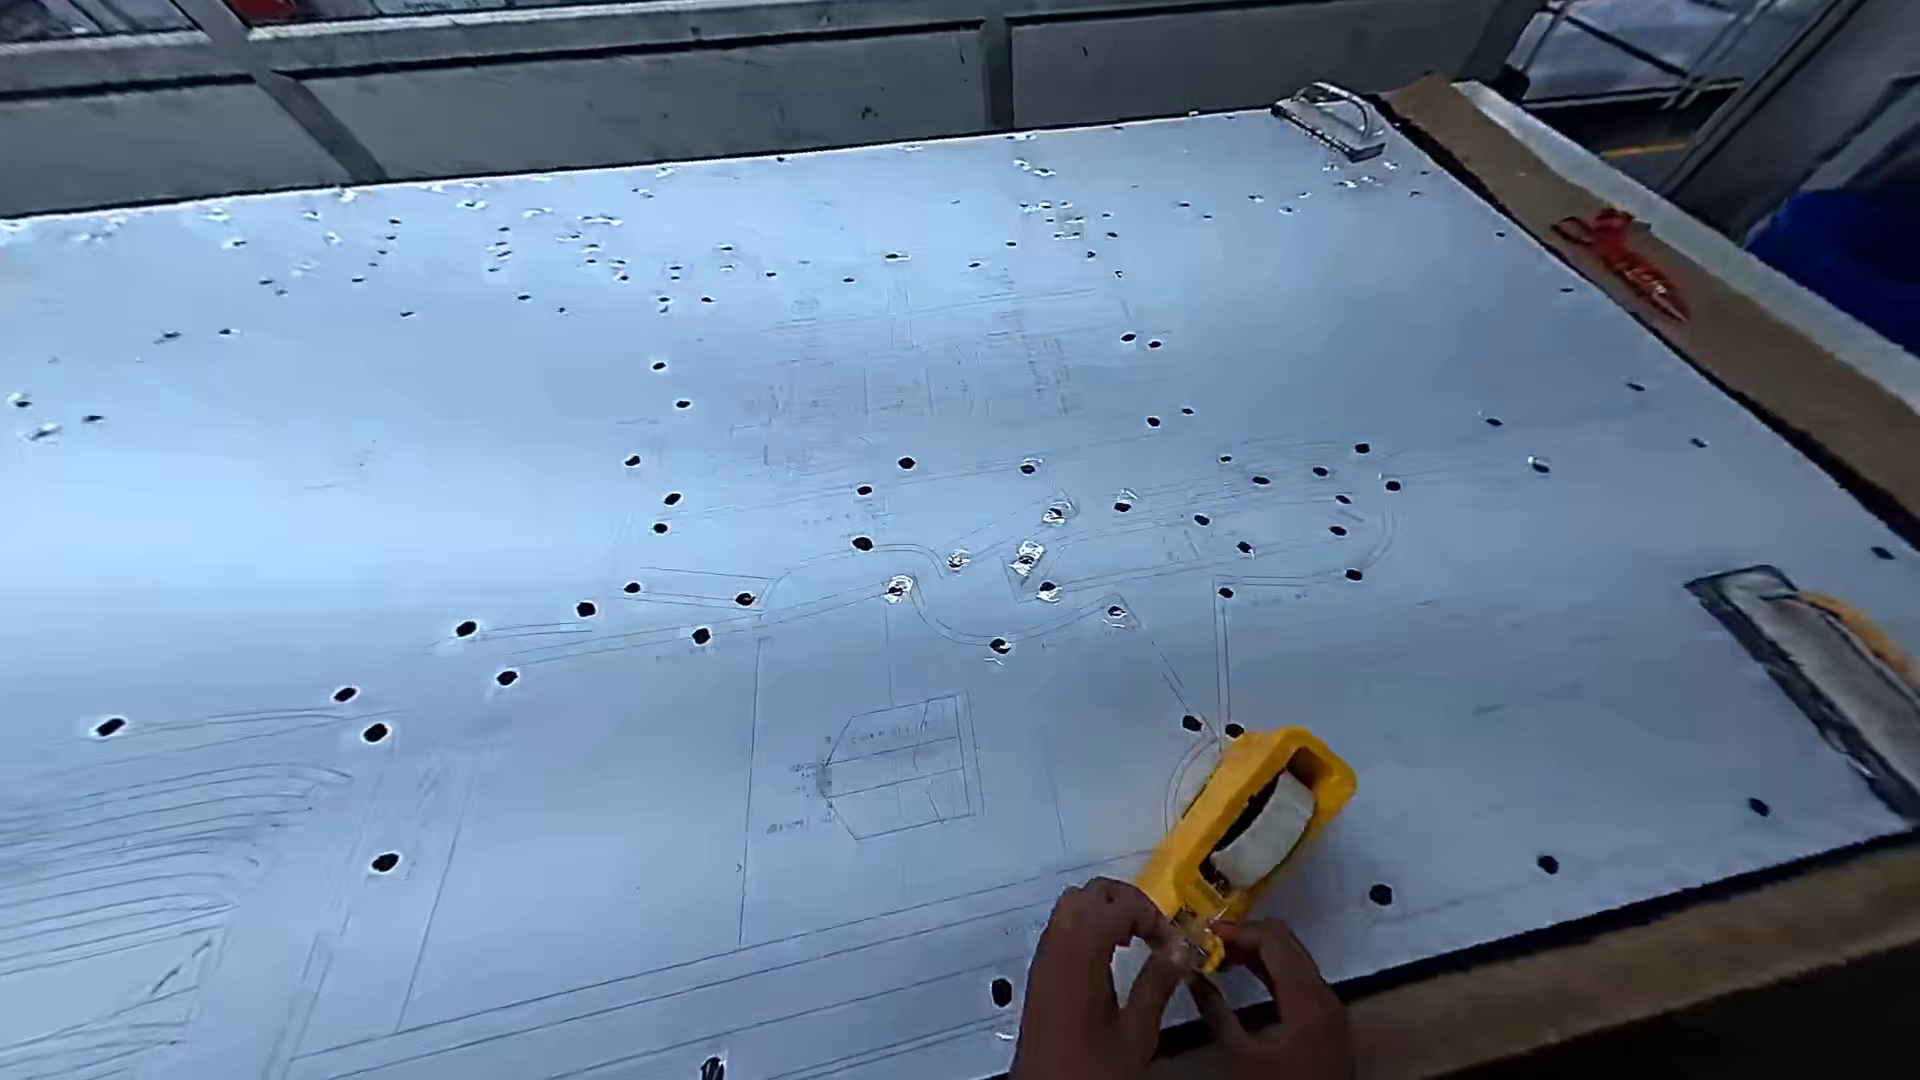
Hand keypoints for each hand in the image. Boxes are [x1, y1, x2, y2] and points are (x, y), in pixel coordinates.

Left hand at [1010, 877, 1184, 1079]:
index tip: (1174, 943)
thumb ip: (1157, 983)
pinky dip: (1087, 920)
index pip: (1120, 904)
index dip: (1152, 916)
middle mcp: (1059, 936)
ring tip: (1133, 938)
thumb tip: (1180, 948)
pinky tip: (1108, 951)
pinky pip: (1062, 920)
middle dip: (1128, 902)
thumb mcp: (1136, 1032)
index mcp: (1082, 947)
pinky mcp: (1040, 962)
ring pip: (1075, 900)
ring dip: (1106, 908)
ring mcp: (1046, 947)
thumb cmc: (1093, 1067)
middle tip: (1155, 932)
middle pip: (1094, 891)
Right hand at [1189, 919, 1352, 1079]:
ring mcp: (1329, 1007)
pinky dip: (1270, 965)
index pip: (1271, 939)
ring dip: (1257, 948)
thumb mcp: (1238, 1055)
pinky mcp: (1327, 1019)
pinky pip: (1297, 974)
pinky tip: (1245, 971)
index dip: (1237, 931)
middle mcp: (1324, 995)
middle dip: (1246, 935)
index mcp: (1306, 1000)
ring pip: (1291, 954)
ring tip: (1222, 955)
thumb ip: (1213, 1008)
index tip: (1205, 934)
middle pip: (1284, 940)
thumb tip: (1188, 971)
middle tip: (1212, 942)